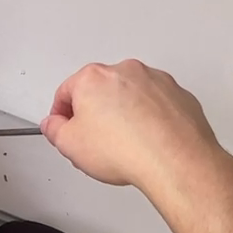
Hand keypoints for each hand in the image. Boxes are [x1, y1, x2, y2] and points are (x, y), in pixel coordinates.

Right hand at [41, 60, 230, 199]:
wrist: (174, 161)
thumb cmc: (127, 149)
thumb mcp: (69, 145)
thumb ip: (54, 130)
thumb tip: (55, 125)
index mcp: (93, 78)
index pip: (66, 92)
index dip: (61, 115)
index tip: (65, 128)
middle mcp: (125, 72)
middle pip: (100, 90)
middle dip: (95, 113)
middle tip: (94, 141)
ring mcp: (155, 81)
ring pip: (130, 95)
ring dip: (124, 114)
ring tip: (124, 145)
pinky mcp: (179, 95)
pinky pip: (156, 105)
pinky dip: (150, 119)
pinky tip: (146, 142)